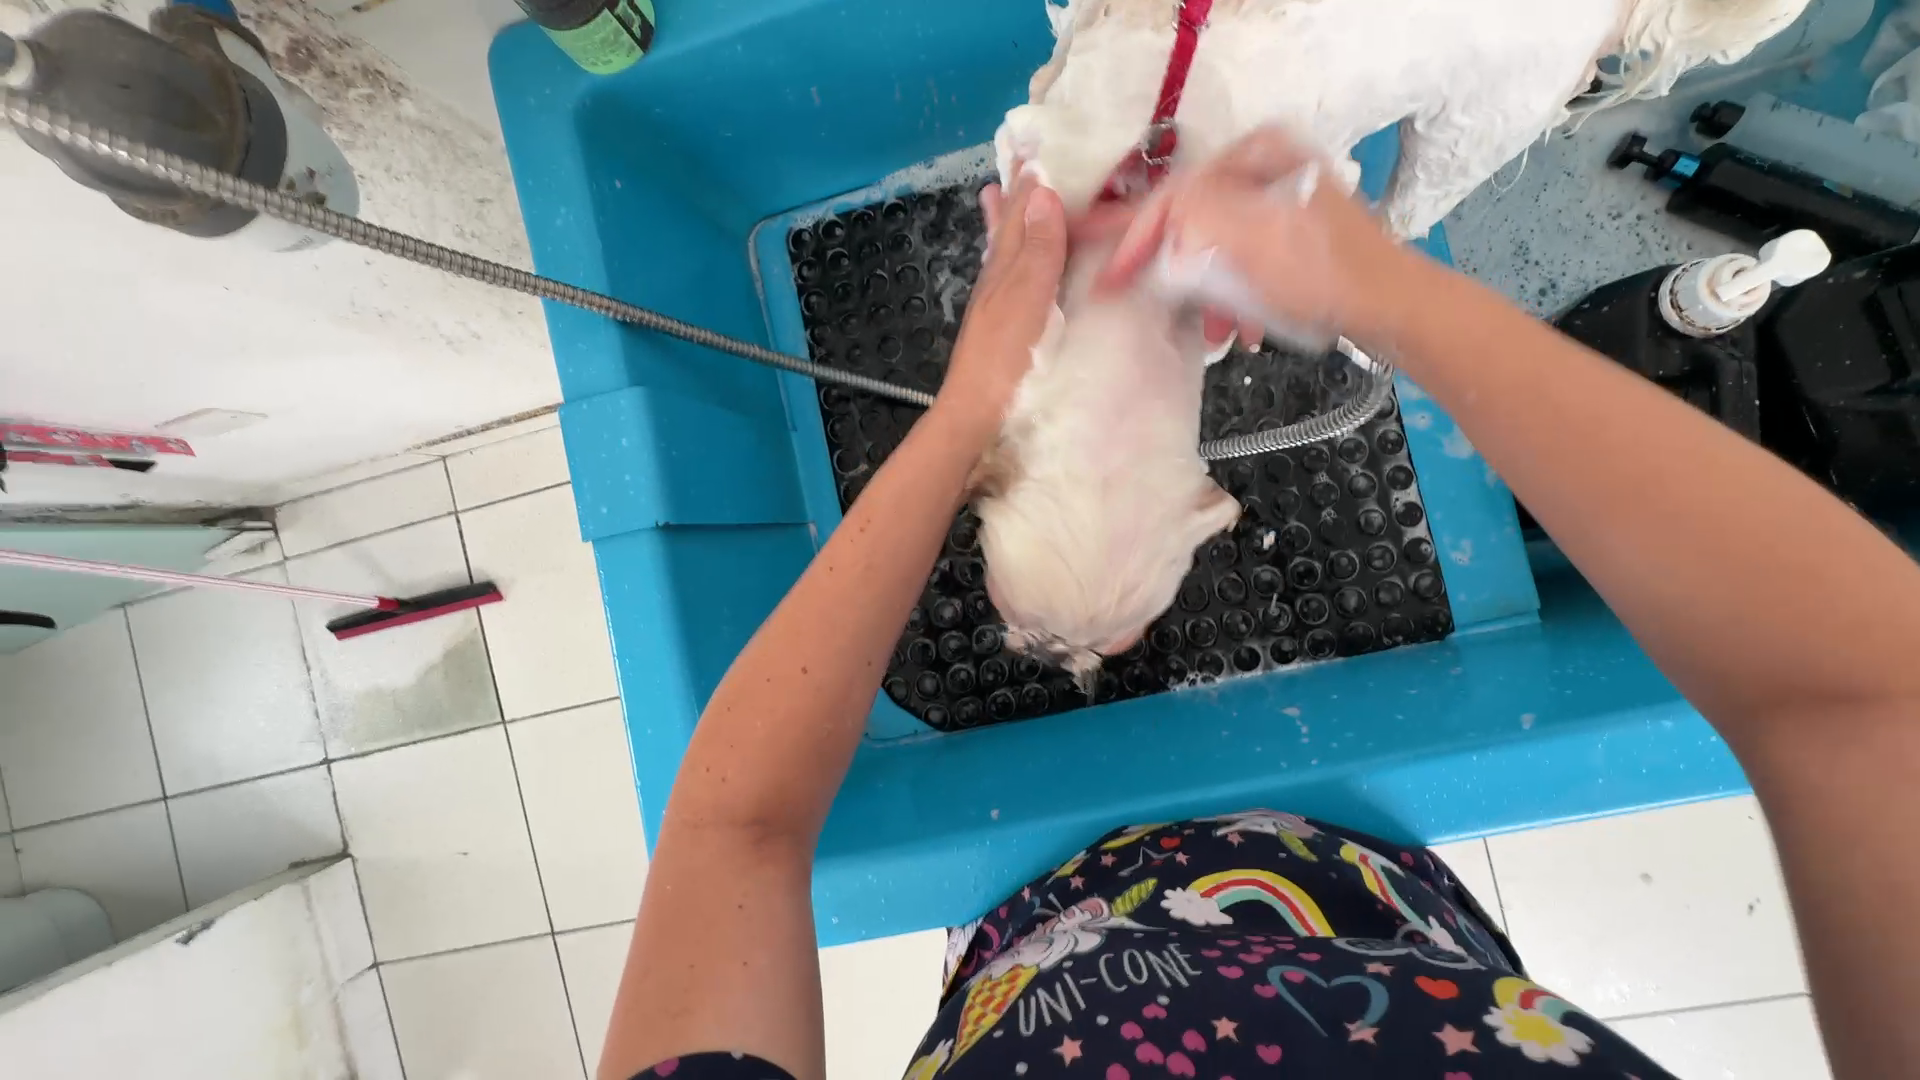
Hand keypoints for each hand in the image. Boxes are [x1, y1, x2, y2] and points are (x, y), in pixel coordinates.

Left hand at [935, 172, 1067, 436]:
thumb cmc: (1006, 358)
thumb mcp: (1028, 300)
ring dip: (1007, 218)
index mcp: (1008, 264)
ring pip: (1004, 248)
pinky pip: (1004, 276)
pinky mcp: (999, 324)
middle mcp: (998, 275)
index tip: (1044, 143)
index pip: (1024, 210)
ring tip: (998, 189)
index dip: (1034, 180)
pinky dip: (1004, 257)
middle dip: (1020, 191)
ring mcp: (995, 300)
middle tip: (1025, 155)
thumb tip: (1043, 192)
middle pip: (1011, 224)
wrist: (976, 411)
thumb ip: (1039, 250)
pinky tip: (999, 259)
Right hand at [1096, 126, 1406, 346]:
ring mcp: (1275, 206)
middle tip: (1139, 302)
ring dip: (1203, 294)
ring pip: (1212, 249)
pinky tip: (1235, 328)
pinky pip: (1237, 266)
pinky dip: (1230, 298)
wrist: (1387, 307)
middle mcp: (1263, 170)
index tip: (1105, 278)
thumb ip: (1193, 217)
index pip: (1170, 196)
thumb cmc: (1319, 273)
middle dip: (1170, 271)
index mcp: (1253, 155)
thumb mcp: (1248, 239)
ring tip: (1208, 331)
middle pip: (1189, 223)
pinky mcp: (1287, 240)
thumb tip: (1157, 226)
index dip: (1132, 239)